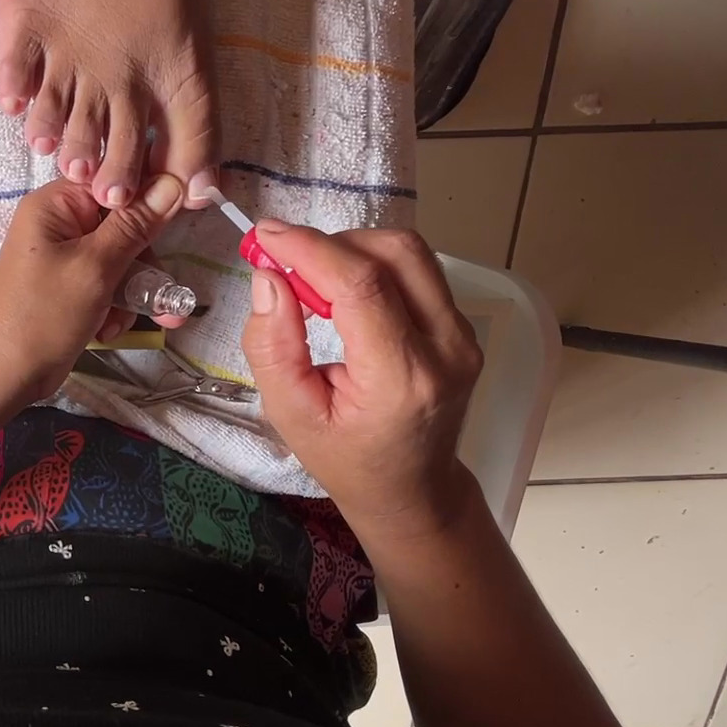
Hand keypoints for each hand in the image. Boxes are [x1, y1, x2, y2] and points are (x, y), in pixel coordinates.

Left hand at [0, 174, 184, 405]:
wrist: (5, 374)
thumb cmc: (43, 314)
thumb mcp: (96, 267)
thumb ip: (136, 225)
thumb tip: (173, 181)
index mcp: (56, 203)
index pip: (114, 180)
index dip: (149, 199)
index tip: (174, 222)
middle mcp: (60, 223)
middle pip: (124, 224)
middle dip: (143, 263)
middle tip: (157, 294)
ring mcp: (65, 257)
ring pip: (122, 259)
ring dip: (132, 293)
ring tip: (129, 322)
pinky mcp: (71, 286)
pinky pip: (108, 284)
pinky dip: (114, 307)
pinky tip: (110, 331)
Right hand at [239, 223, 484, 540]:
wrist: (411, 490)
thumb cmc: (344, 459)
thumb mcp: (289, 414)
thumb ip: (272, 346)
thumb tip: (267, 279)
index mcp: (401, 378)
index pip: (361, 286)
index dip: (309, 249)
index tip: (264, 236)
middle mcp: (445, 349)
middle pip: (395, 254)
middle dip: (331, 242)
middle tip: (284, 259)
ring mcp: (462, 336)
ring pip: (410, 254)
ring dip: (351, 249)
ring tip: (310, 277)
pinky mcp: (461, 328)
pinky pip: (416, 272)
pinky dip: (370, 265)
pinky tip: (339, 290)